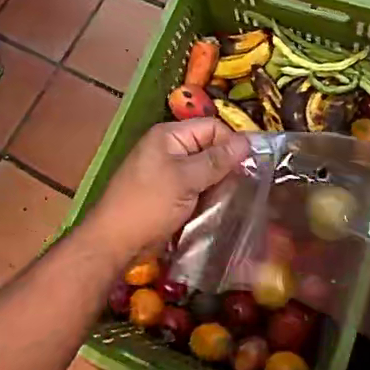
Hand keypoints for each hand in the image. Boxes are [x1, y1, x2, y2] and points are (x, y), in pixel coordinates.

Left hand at [73, 118, 250, 265]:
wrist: (115, 242)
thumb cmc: (148, 205)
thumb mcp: (185, 179)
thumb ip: (217, 160)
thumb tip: (248, 141)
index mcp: (168, 136)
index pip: (211, 127)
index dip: (232, 142)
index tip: (254, 164)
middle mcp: (169, 149)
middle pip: (209, 148)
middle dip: (228, 164)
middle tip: (251, 183)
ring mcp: (169, 173)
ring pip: (205, 170)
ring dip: (220, 183)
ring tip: (241, 196)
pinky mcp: (170, 194)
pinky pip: (197, 188)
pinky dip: (209, 195)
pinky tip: (224, 207)